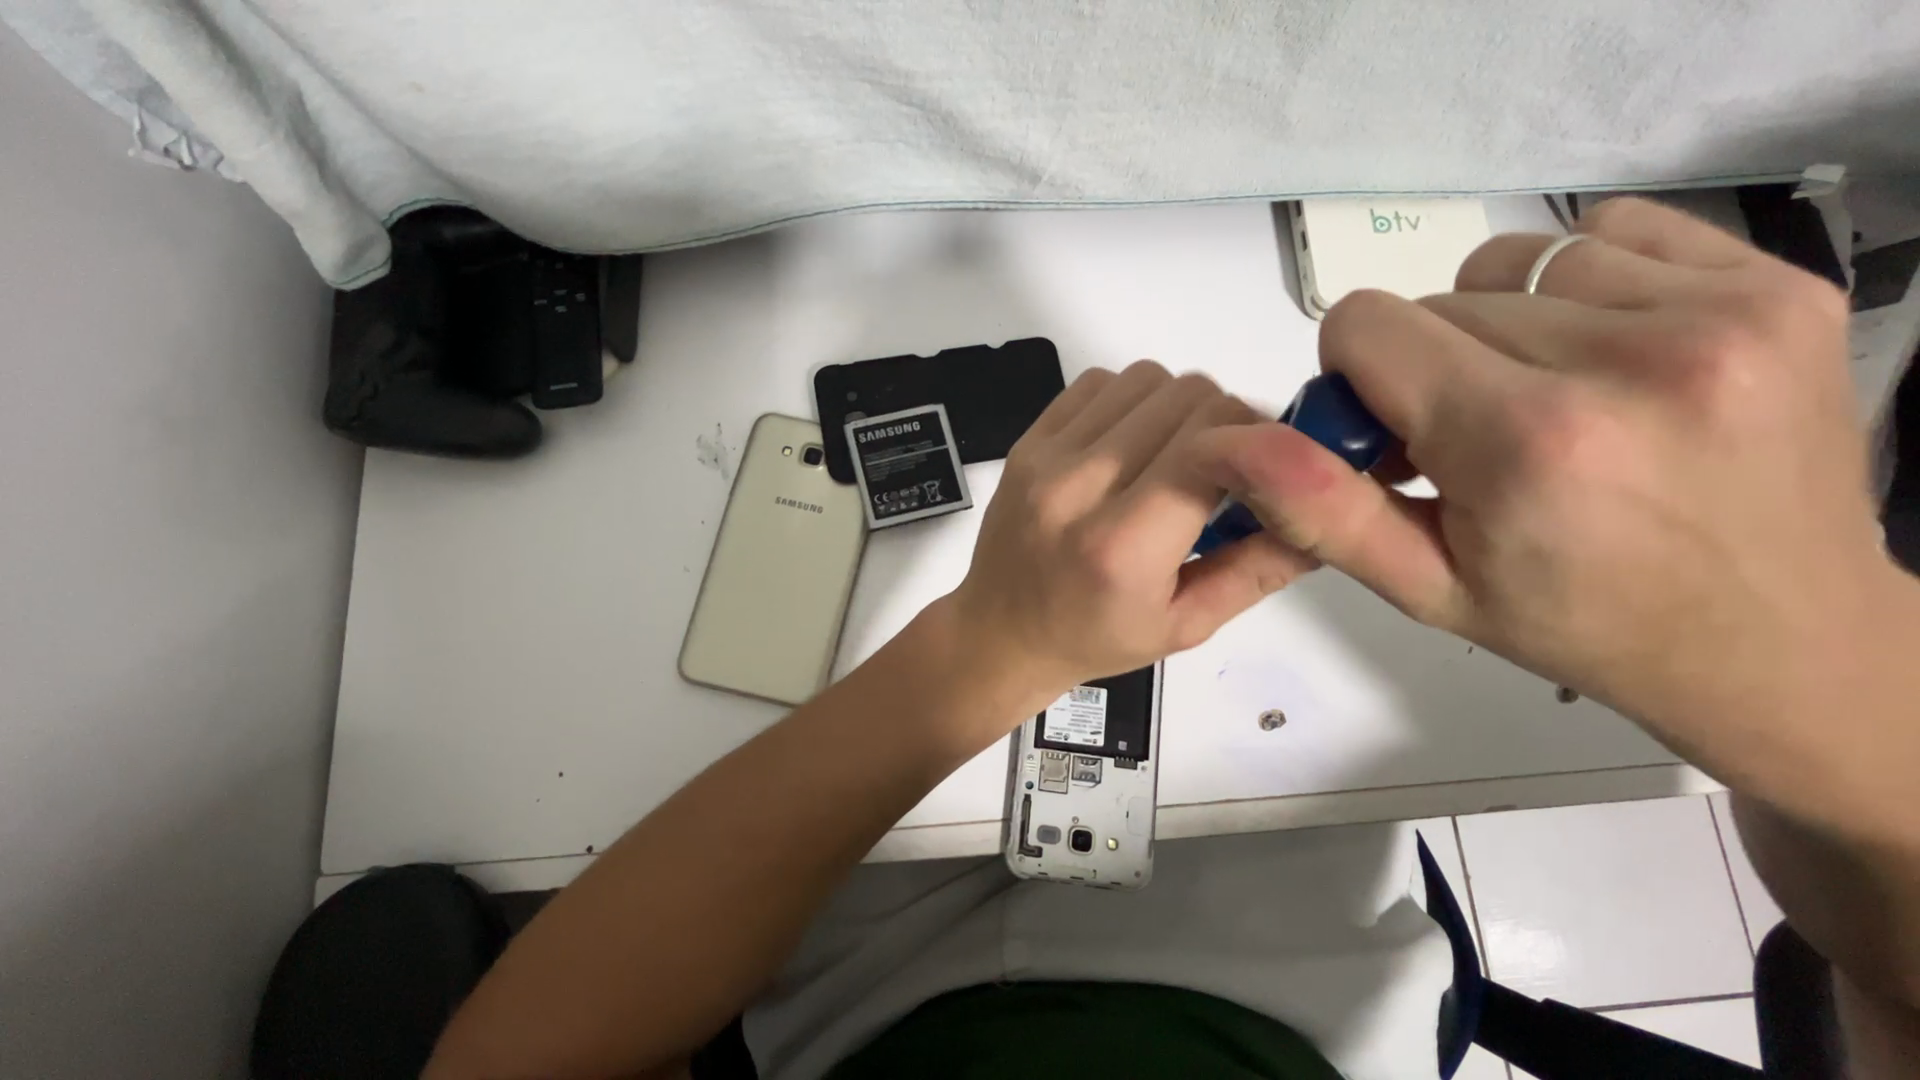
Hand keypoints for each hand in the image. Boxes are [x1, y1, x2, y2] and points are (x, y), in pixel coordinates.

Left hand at [947, 361, 1313, 705]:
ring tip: (1176, 454)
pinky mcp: (1027, 442)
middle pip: (1186, 398)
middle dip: (1226, 422)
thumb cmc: (1095, 638)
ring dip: (1178, 406)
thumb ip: (1257, 570)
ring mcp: (1046, 459)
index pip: (1213, 445)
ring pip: (1146, 378)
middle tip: (1227, 464)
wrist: (1002, 633)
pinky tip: (1131, 442)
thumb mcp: (1186, 625)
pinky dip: (1130, 399)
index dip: (1260, 440)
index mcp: (1124, 547)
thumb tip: (1324, 519)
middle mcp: (1080, 490)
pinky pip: (1098, 382)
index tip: (1271, 462)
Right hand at [1196, 198, 1895, 758]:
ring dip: (1503, 320)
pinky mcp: (1778, 285)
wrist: (1778, 639)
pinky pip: (1612, 230)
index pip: (1366, 325)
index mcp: (1525, 443)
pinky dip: (1582, 281)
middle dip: (1431, 361)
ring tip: (1547, 394)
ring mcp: (1719, 313)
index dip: (1356, 373)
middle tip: (1475, 435)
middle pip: (1439, 299)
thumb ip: (1322, 511)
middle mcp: (1627, 360)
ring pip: (1517, 261)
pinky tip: (1607, 352)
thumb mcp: (1425, 589)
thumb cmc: (1578, 621)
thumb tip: (1239, 444)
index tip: (1394, 427)